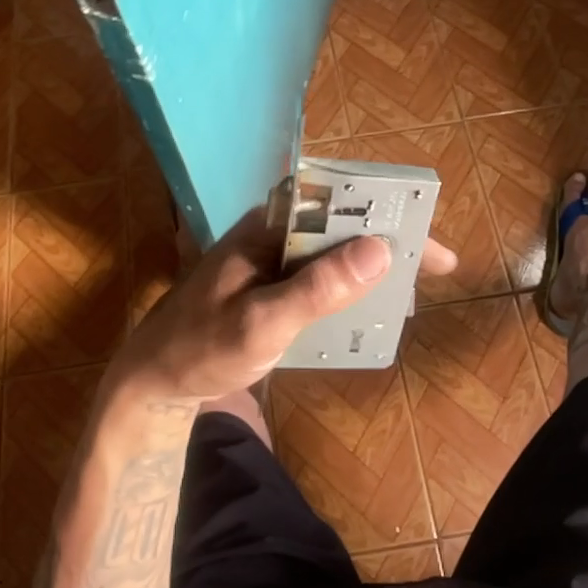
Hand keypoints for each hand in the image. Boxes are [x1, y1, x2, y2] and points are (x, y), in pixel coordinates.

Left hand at [106, 208, 458, 404]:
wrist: (153, 383)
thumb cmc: (201, 347)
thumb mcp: (263, 322)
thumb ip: (318, 287)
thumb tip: (379, 251)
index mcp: (267, 227)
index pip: (336, 204)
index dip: (387, 214)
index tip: (428, 239)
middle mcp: (272, 235)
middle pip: (341, 225)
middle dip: (389, 242)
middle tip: (434, 268)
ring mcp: (269, 261)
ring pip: (333, 252)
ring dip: (372, 266)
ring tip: (410, 291)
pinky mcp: (269, 287)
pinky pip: (319, 278)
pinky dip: (349, 289)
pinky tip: (371, 310)